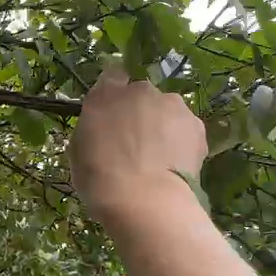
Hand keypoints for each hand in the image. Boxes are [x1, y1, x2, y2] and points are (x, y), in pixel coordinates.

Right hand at [68, 68, 206, 229]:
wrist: (145, 199)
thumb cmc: (99, 178)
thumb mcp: (79, 150)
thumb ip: (93, 128)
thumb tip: (104, 128)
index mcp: (105, 96)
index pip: (111, 76)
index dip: (112, 92)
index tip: (110, 111)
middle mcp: (141, 91)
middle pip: (141, 95)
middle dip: (138, 112)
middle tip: (132, 143)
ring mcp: (173, 106)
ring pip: (166, 111)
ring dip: (161, 126)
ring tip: (155, 158)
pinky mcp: (197, 126)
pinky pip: (184, 129)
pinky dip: (179, 142)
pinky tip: (171, 165)